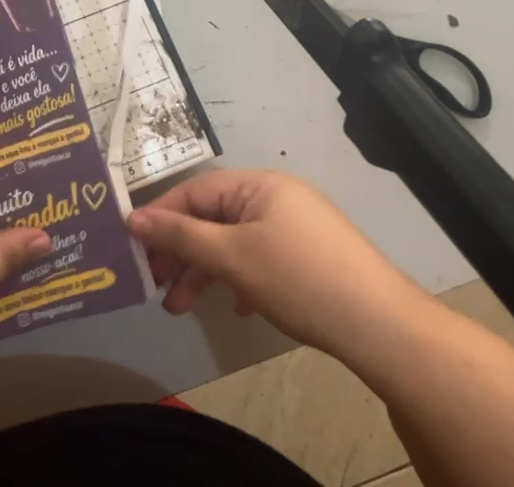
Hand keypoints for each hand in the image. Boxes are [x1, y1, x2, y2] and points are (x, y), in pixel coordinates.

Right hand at [126, 169, 428, 355]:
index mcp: (259, 186)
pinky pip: (259, 258)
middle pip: (212, 218)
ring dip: (205, 273)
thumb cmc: (299, 280)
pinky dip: (238, 279)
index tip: (132, 246)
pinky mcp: (310, 257)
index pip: (194, 192)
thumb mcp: (232, 257)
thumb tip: (131, 217)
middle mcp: (276, 198)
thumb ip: (180, 236)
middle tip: (156, 284)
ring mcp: (296, 227)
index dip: (160, 217)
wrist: (382, 327)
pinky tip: (238, 308)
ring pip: (233, 242)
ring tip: (181, 308)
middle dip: (181, 253)